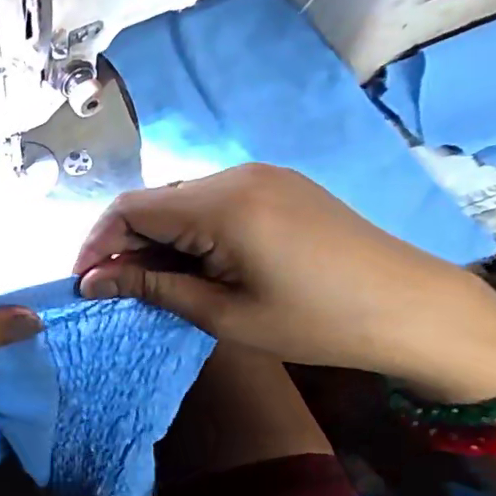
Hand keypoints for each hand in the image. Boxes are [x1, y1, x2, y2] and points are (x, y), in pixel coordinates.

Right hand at [72, 164, 495, 401]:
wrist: (410, 307)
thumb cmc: (315, 322)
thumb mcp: (225, 314)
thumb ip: (154, 287)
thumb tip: (94, 281)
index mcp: (220, 204)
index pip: (130, 208)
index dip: (96, 244)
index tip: (84, 285)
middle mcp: (236, 173)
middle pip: (156, 200)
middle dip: (126, 243)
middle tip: (118, 290)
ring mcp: (264, 174)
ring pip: (185, 200)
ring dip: (160, 237)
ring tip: (158, 283)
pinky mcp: (282, 184)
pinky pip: (217, 200)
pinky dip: (193, 230)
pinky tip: (200, 264)